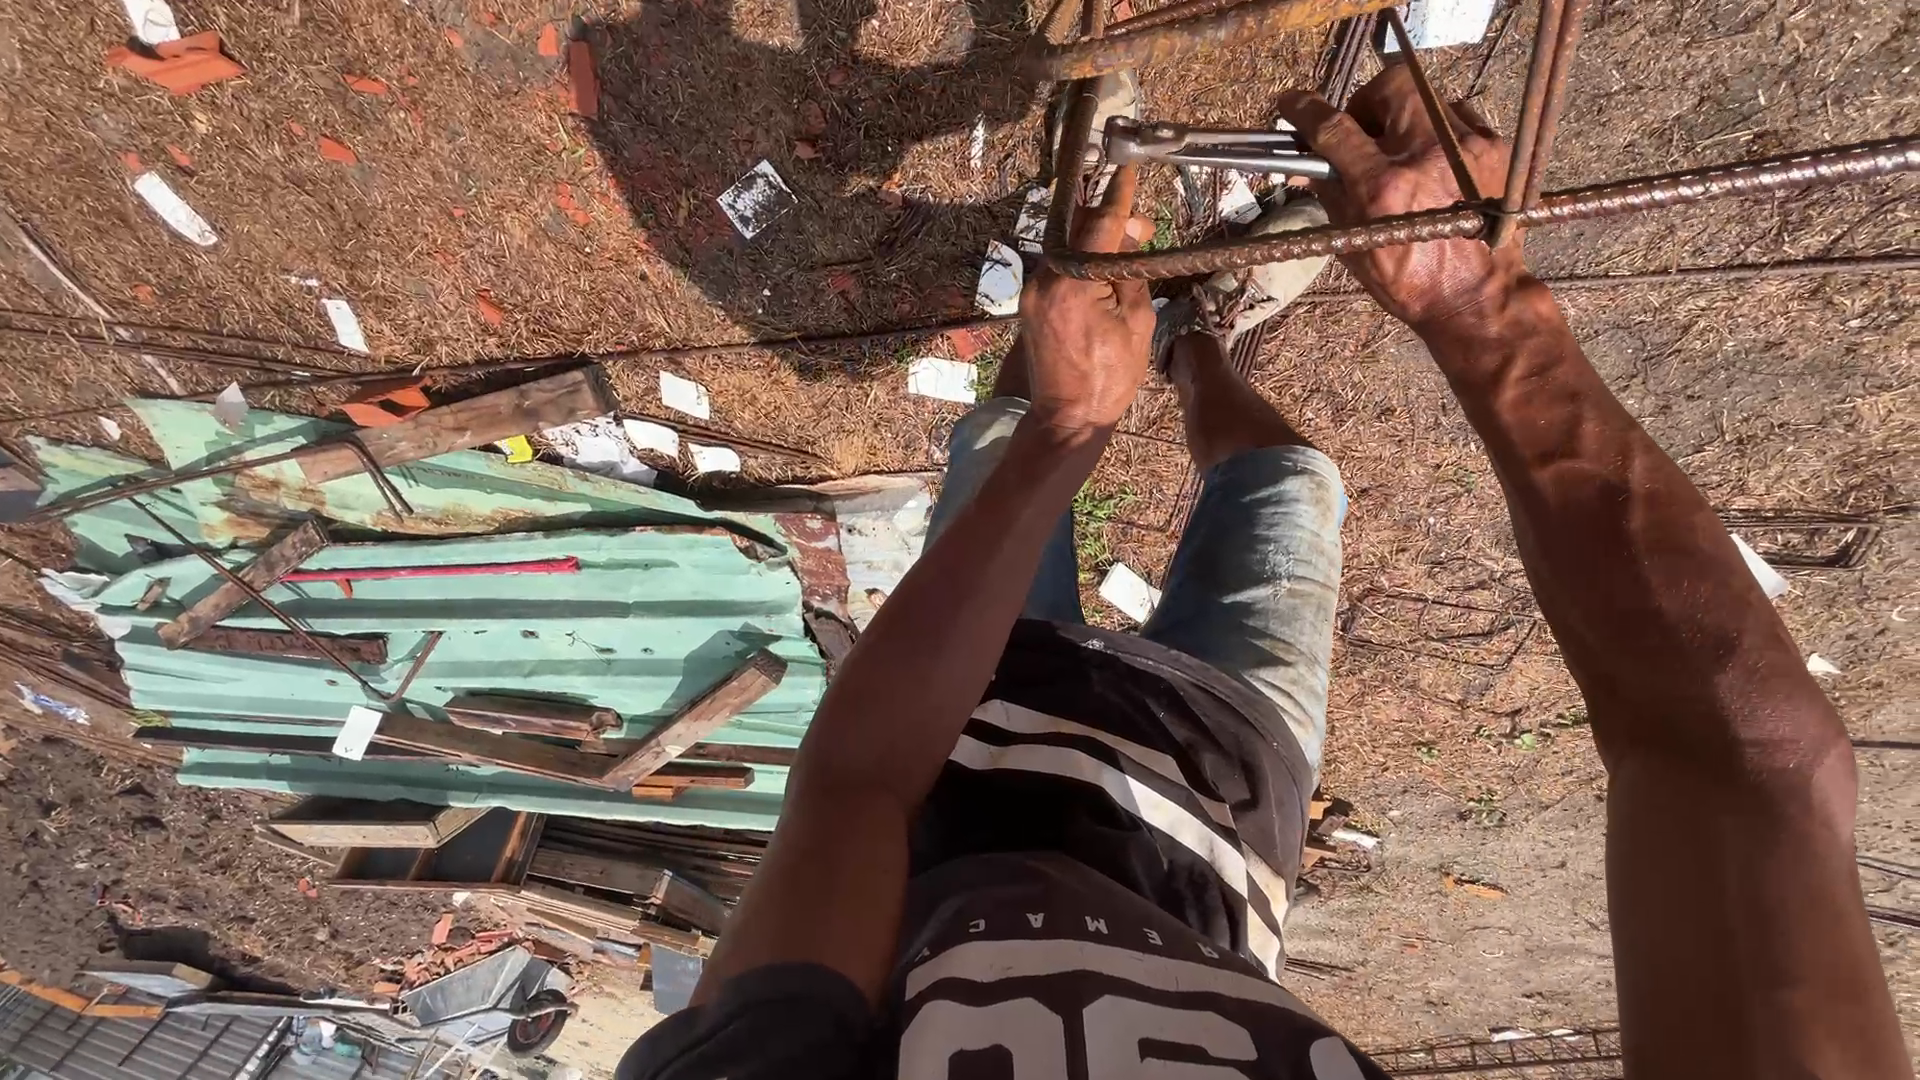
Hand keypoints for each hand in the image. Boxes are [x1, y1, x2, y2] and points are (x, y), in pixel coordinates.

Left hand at [1018, 167, 1156, 437]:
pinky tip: (1101, 270)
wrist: (1067, 417)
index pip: (1099, 225)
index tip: (1128, 169)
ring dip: (1094, 243)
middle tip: (1142, 229)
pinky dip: (1079, 263)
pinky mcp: (1030, 308)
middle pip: (1077, 231)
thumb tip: (1127, 245)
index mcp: (1072, 284)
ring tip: (1126, 250)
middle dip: (1109, 222)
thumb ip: (1131, 275)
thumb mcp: (1136, 323)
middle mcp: (1044, 282)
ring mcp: (1032, 295)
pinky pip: (1057, 271)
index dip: (1118, 197)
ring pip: (1065, 250)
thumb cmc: (1108, 378)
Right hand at [1278, 64, 1530, 340]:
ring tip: (1396, 148)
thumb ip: (1330, 197)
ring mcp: (1467, 145)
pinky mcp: (1493, 146)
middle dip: (1367, 101)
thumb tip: (1304, 168)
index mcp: (1383, 188)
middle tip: (1359, 127)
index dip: (1306, 112)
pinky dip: (1435, 130)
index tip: (1291, 103)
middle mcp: (1426, 156)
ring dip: (1402, 115)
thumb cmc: (1406, 281)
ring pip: (1426, 97)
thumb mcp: (1353, 244)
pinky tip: (1430, 158)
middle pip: (1391, 87)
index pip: (1336, 131)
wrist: (1472, 294)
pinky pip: (1458, 115)